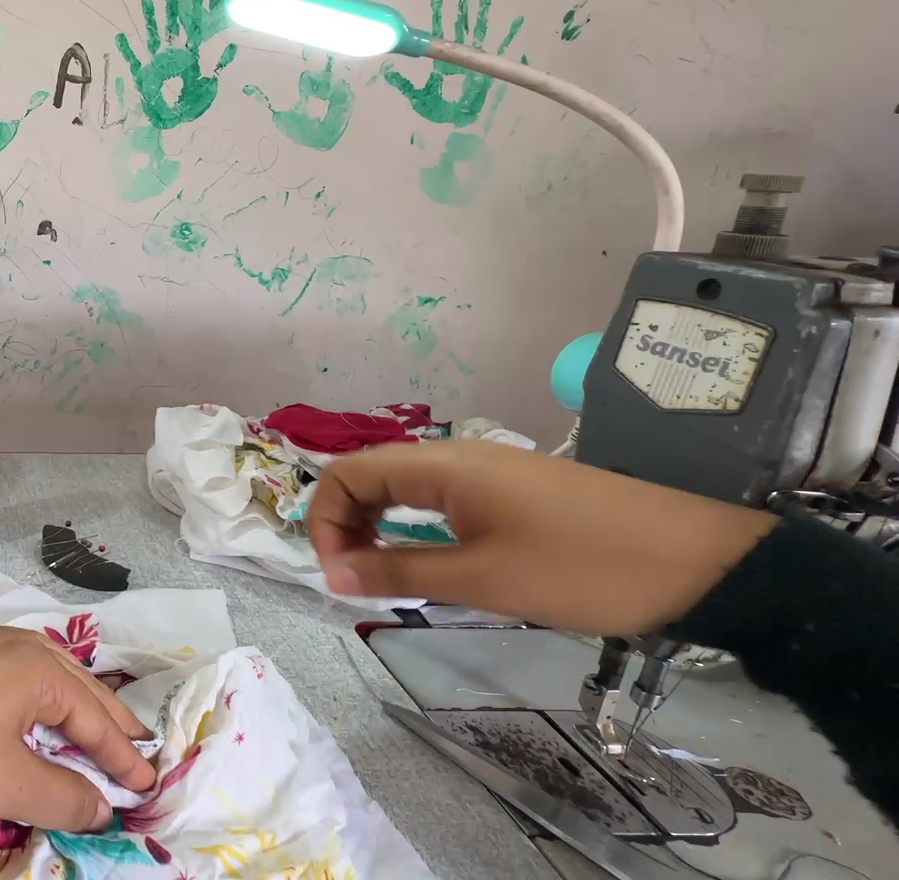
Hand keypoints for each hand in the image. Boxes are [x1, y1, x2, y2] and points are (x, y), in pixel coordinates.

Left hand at [0, 624, 154, 833]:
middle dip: (105, 720)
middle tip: (137, 750)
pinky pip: (8, 677)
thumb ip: (63, 796)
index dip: (123, 755)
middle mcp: (8, 642)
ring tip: (90, 734)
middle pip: (73, 684)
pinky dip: (33, 702)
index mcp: (32, 665)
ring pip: (39, 676)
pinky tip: (29, 719)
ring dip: (68, 707)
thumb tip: (101, 806)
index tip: (149, 785)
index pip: (93, 715)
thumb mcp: (5, 784)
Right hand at [307, 441, 775, 634]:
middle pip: (368, 474)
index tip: (337, 573)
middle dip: (344, 521)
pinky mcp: (512, 486)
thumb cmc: (584, 569)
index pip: (346, 474)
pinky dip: (411, 521)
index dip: (324, 520)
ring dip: (375, 522)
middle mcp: (454, 454)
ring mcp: (486, 468)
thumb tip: (330, 575)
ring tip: (379, 569)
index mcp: (440, 465)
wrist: (709, 563)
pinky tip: (425, 553)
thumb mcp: (482, 579)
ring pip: (402, 484)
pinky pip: (436, 493)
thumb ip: (397, 571)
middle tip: (352, 576)